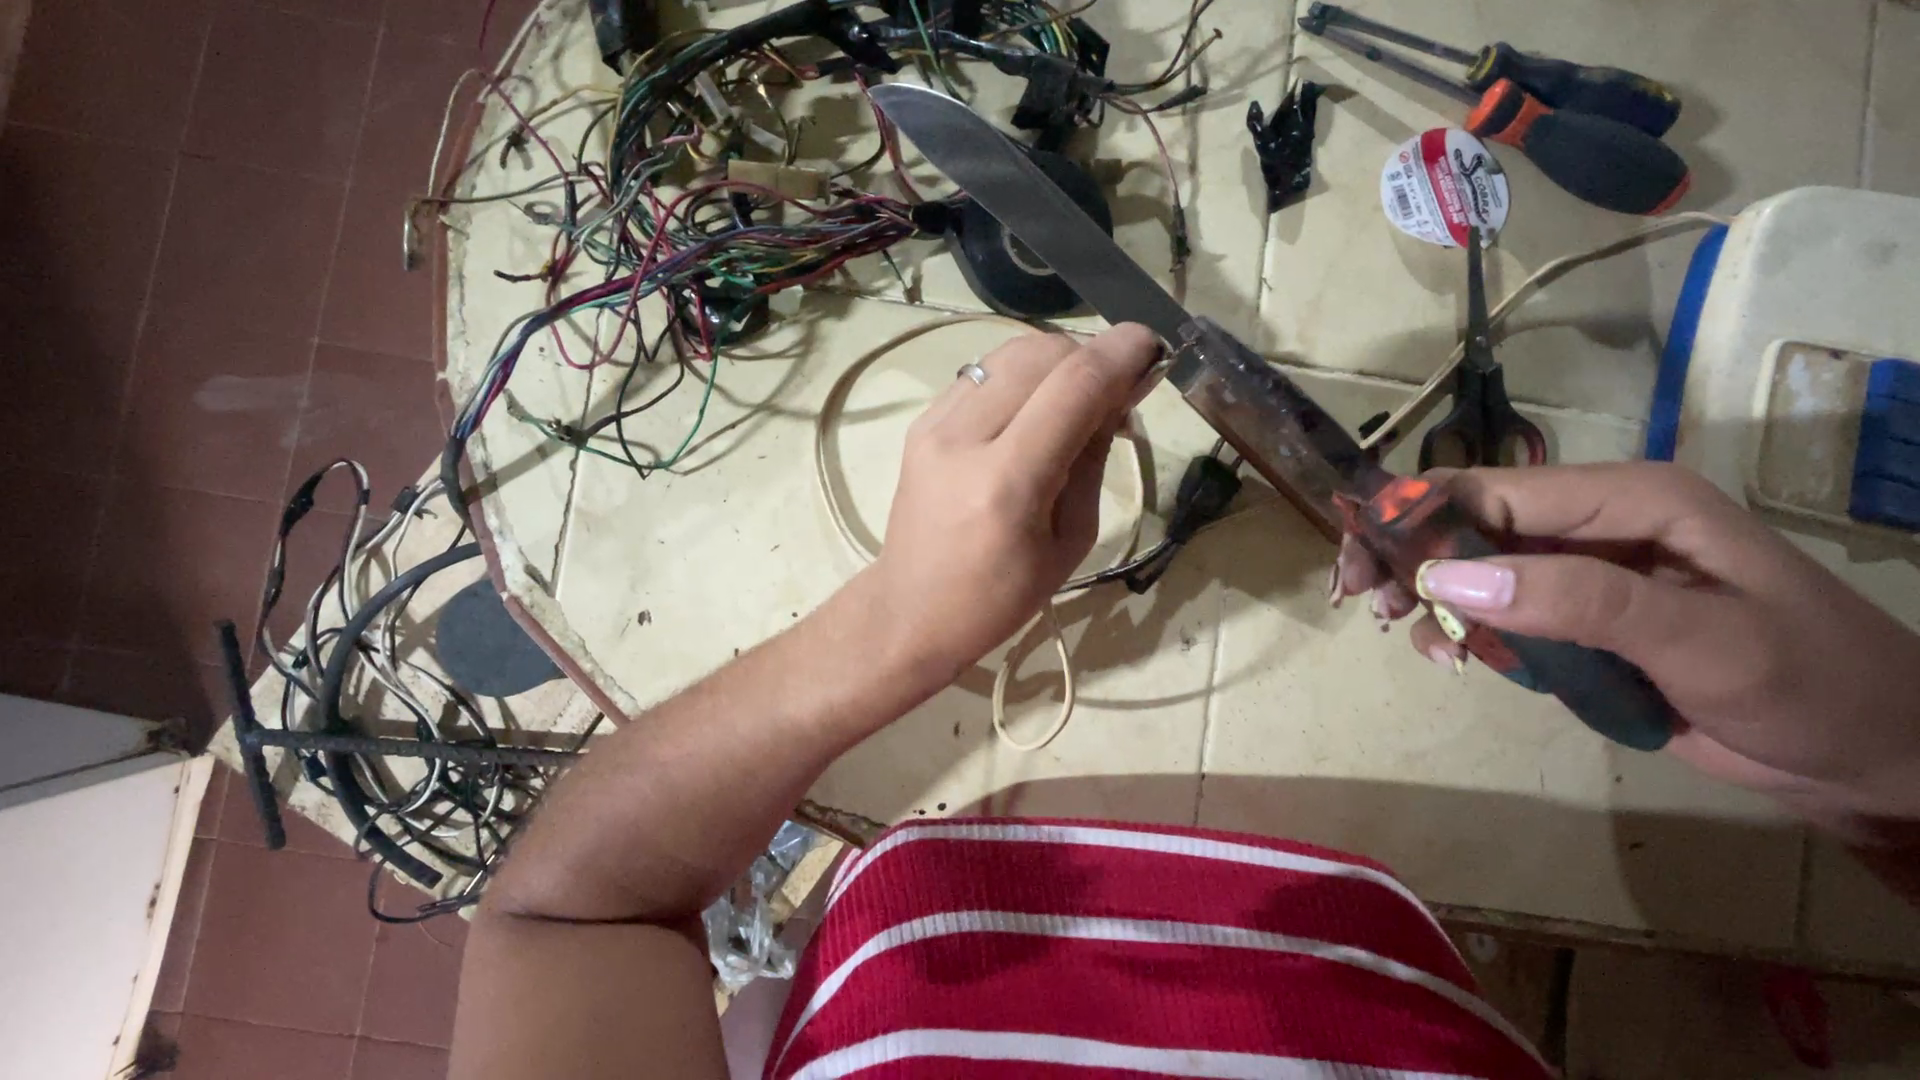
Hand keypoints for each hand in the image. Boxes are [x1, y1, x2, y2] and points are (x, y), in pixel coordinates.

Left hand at [862, 323, 1159, 685]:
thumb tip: (1116, 397)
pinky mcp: (920, 422)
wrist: (912, 611)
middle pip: (1042, 353)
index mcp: (1008, 481)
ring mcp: (934, 425)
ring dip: (1057, 360)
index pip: (1075, 385)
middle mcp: (964, 438)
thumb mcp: (1070, 541)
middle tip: (1117, 389)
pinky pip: (982, 373)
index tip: (1153, 347)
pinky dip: (1021, 376)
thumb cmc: (1000, 596)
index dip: (1121, 353)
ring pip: (1010, 353)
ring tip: (1078, 397)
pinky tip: (1035, 408)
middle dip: (1092, 355)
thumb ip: (1092, 459)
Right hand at [1336, 462, 1919, 830]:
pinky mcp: (1575, 619)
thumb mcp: (1702, 640)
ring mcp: (1582, 573)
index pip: (1494, 488)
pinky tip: (1450, 655)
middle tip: (1363, 599)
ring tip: (1402, 630)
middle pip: (1470, 520)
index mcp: (1629, 500)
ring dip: (1427, 595)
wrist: (1874, 758)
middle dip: (1408, 555)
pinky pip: (1496, 612)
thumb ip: (1579, 601)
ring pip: (1472, 566)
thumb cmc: (1810, 685)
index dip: (1418, 516)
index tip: (1362, 562)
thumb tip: (1448, 577)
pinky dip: (1461, 629)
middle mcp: (1595, 524)